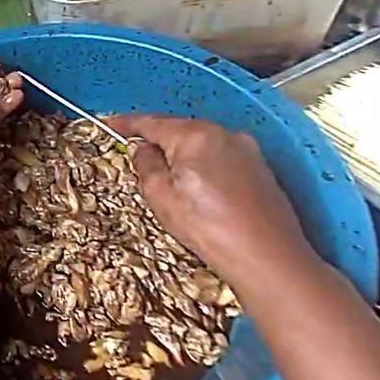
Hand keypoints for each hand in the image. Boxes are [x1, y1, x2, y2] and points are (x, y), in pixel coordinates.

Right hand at [109, 115, 323, 287]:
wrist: (269, 258)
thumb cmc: (211, 228)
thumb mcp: (161, 197)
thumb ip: (145, 165)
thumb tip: (141, 149)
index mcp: (195, 135)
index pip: (151, 122)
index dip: (127, 123)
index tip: (111, 124)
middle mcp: (224, 134)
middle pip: (179, 130)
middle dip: (157, 141)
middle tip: (137, 160)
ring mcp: (246, 150)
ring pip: (201, 144)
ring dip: (182, 156)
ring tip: (170, 184)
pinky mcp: (260, 168)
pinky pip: (221, 158)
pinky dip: (204, 167)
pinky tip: (200, 193)